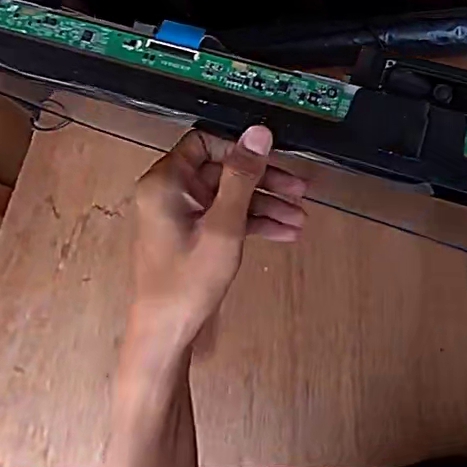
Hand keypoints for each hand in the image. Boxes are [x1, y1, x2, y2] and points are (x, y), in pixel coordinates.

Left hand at [125, 125, 307, 360]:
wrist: (166, 334)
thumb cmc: (187, 281)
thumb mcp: (224, 225)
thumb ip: (242, 176)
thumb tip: (258, 133)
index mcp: (166, 181)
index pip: (205, 142)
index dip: (240, 148)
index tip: (272, 156)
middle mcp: (169, 191)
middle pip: (222, 170)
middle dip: (263, 181)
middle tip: (298, 189)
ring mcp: (180, 214)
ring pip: (228, 196)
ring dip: (264, 204)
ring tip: (299, 216)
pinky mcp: (190, 233)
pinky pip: (224, 216)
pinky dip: (251, 222)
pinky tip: (283, 231)